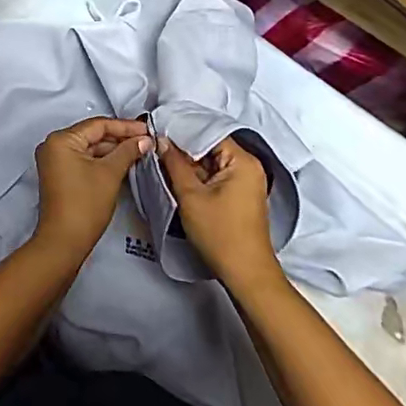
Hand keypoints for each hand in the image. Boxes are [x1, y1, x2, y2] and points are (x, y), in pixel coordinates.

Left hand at [33, 117, 151, 256]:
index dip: (125, 126)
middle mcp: (54, 145)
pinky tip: (122, 162)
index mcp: (61, 139)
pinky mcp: (60, 174)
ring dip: (112, 150)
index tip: (147, 129)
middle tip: (146, 140)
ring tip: (139, 150)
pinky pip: (83, 159)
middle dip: (120, 138)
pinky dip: (102, 161)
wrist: (64, 242)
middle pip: (92, 135)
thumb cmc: (85, 205)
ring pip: (89, 148)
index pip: (97, 125)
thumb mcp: (109, 174)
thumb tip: (144, 140)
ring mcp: (55, 160)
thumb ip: (127, 152)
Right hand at [160, 136, 278, 286]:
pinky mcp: (240, 195)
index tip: (158, 130)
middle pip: (210, 146)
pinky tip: (178, 176)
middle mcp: (248, 167)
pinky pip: (216, 175)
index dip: (182, 131)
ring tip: (163, 158)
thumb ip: (174, 163)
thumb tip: (161, 140)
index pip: (208, 133)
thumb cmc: (221, 234)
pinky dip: (199, 175)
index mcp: (243, 161)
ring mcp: (246, 182)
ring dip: (190, 163)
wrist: (246, 275)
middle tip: (157, 145)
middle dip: (184, 148)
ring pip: (211, 162)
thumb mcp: (190, 195)